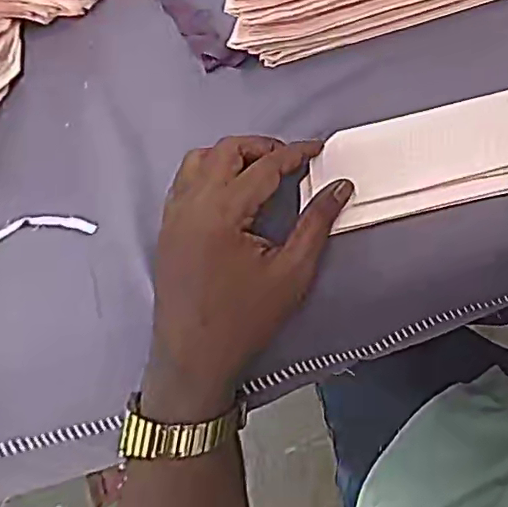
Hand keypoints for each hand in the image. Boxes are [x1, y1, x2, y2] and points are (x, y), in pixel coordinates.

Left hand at [143, 136, 353, 420]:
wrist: (193, 359)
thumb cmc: (244, 319)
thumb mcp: (293, 271)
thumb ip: (317, 221)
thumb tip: (340, 187)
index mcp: (221, 214)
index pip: (263, 166)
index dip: (295, 153)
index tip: (318, 148)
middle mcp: (191, 207)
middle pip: (225, 151)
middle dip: (262, 146)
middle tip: (292, 158)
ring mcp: (173, 217)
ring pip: (199, 160)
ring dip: (233, 155)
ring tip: (264, 170)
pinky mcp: (167, 229)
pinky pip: (185, 181)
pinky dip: (211, 171)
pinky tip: (234, 190)